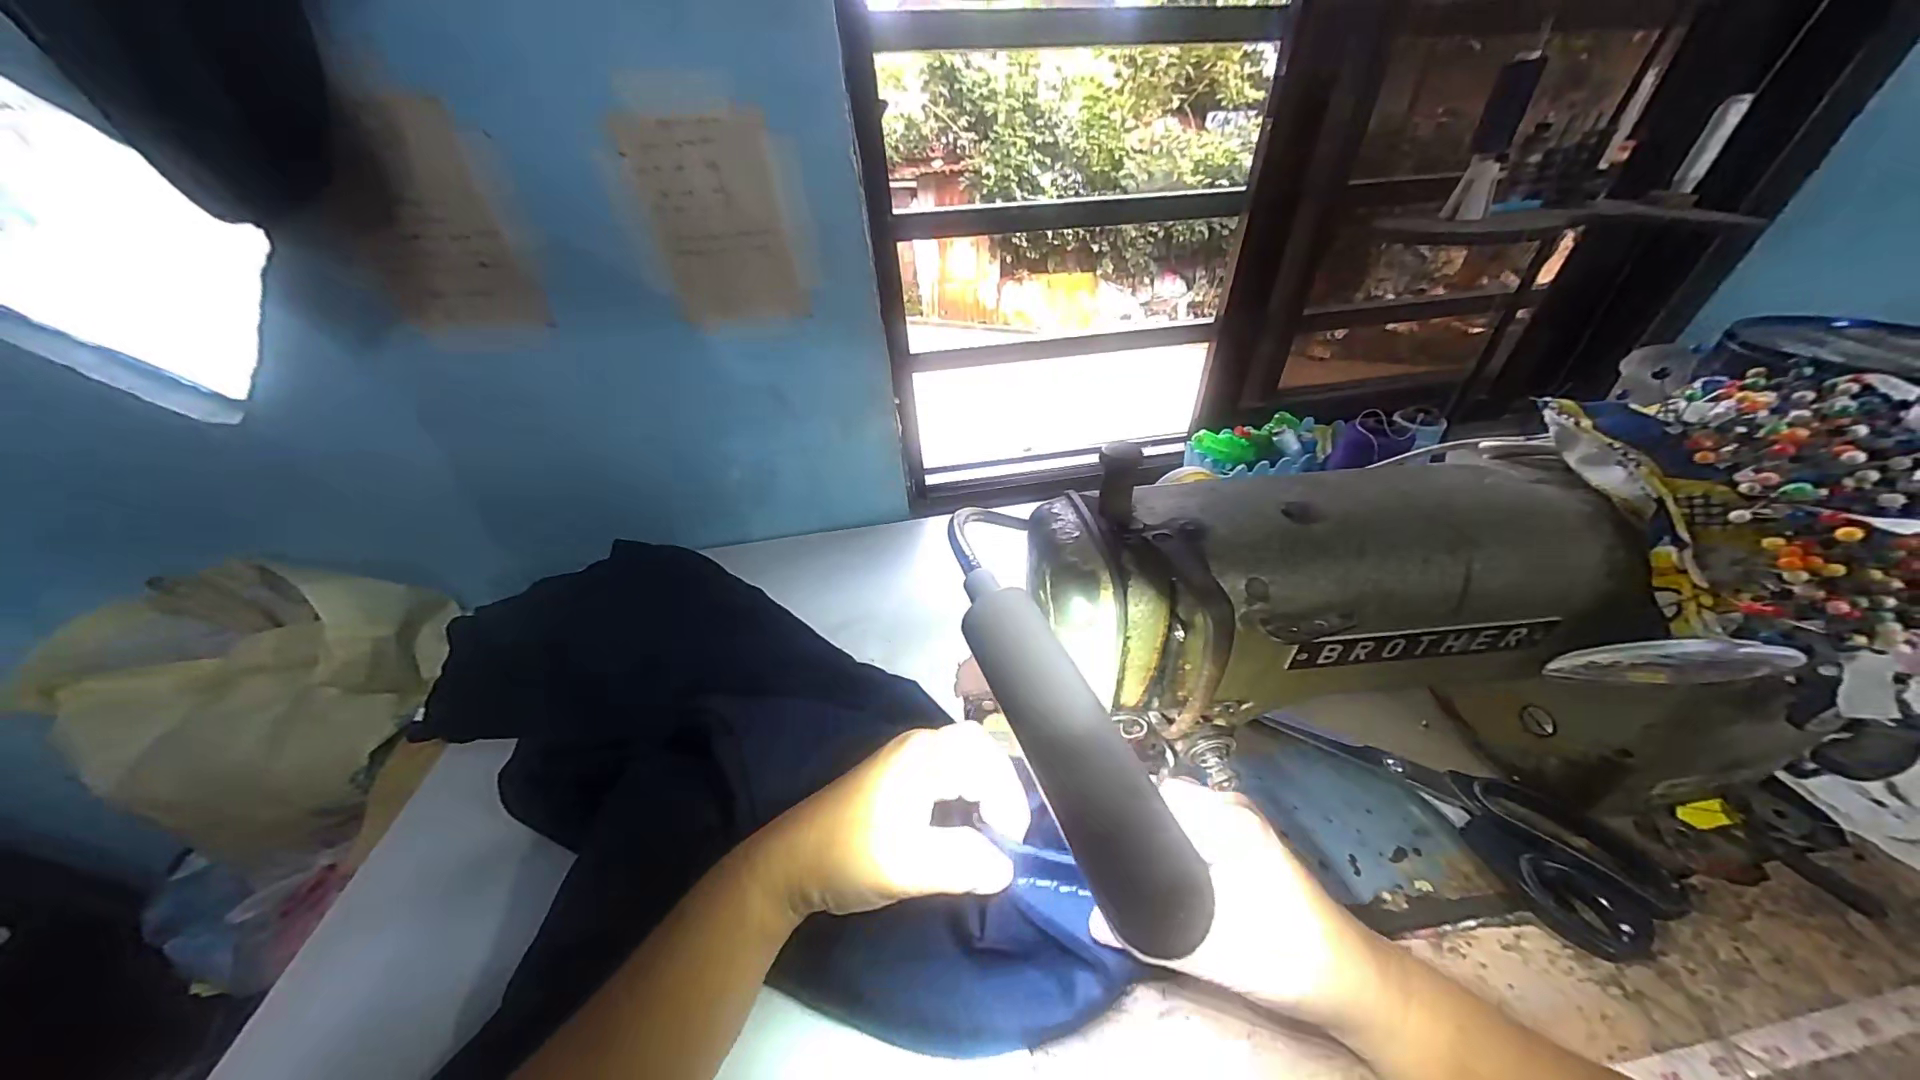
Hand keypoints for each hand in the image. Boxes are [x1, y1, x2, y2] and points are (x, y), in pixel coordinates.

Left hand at [745, 722, 1030, 919]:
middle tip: (1009, 832)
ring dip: (987, 788)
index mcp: (921, 756)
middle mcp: (917, 746)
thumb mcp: (906, 867)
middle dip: (1003, 786)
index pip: (986, 760)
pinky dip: (970, 791)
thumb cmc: (847, 857)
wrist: (788, 863)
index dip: (1008, 798)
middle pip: (979, 749)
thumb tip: (1006, 868)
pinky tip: (969, 823)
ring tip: (996, 830)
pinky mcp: (900, 776)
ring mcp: (906, 758)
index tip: (1011, 844)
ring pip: (966, 757)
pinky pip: (950, 769)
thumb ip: (962, 864)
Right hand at [1088, 779, 1398, 1032]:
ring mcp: (1238, 824)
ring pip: (1177, 822)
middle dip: (1133, 834)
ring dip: (1156, 846)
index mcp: (1224, 818)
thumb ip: (1147, 937)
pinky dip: (1175, 854)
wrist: (1352, 982)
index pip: (1152, 793)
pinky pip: (1193, 834)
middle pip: (1160, 805)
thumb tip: (1092, 921)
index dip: (1119, 812)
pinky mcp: (1242, 845)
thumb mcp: (1211, 952)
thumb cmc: (1287, 958)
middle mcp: (1229, 808)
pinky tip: (1164, 885)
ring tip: (1129, 876)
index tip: (1093, 840)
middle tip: (1108, 867)